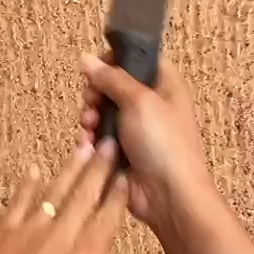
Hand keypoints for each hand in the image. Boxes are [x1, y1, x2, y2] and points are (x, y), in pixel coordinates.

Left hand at [0, 140, 130, 253]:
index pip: (108, 219)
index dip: (119, 196)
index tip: (126, 177)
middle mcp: (60, 237)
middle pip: (85, 195)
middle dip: (100, 168)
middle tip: (111, 145)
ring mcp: (29, 230)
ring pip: (55, 191)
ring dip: (71, 168)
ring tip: (83, 148)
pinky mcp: (2, 231)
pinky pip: (19, 200)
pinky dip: (28, 184)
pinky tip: (35, 169)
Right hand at [78, 52, 215, 235]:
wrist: (167, 194)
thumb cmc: (162, 143)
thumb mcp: (138, 101)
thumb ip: (111, 78)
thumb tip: (86, 58)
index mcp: (165, 86)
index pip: (139, 60)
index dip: (116, 60)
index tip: (97, 68)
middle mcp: (151, 105)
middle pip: (114, 86)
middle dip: (96, 93)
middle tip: (91, 102)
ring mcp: (136, 130)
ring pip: (103, 113)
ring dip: (90, 117)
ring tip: (88, 126)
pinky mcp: (122, 152)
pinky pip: (100, 137)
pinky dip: (91, 138)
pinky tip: (87, 143)